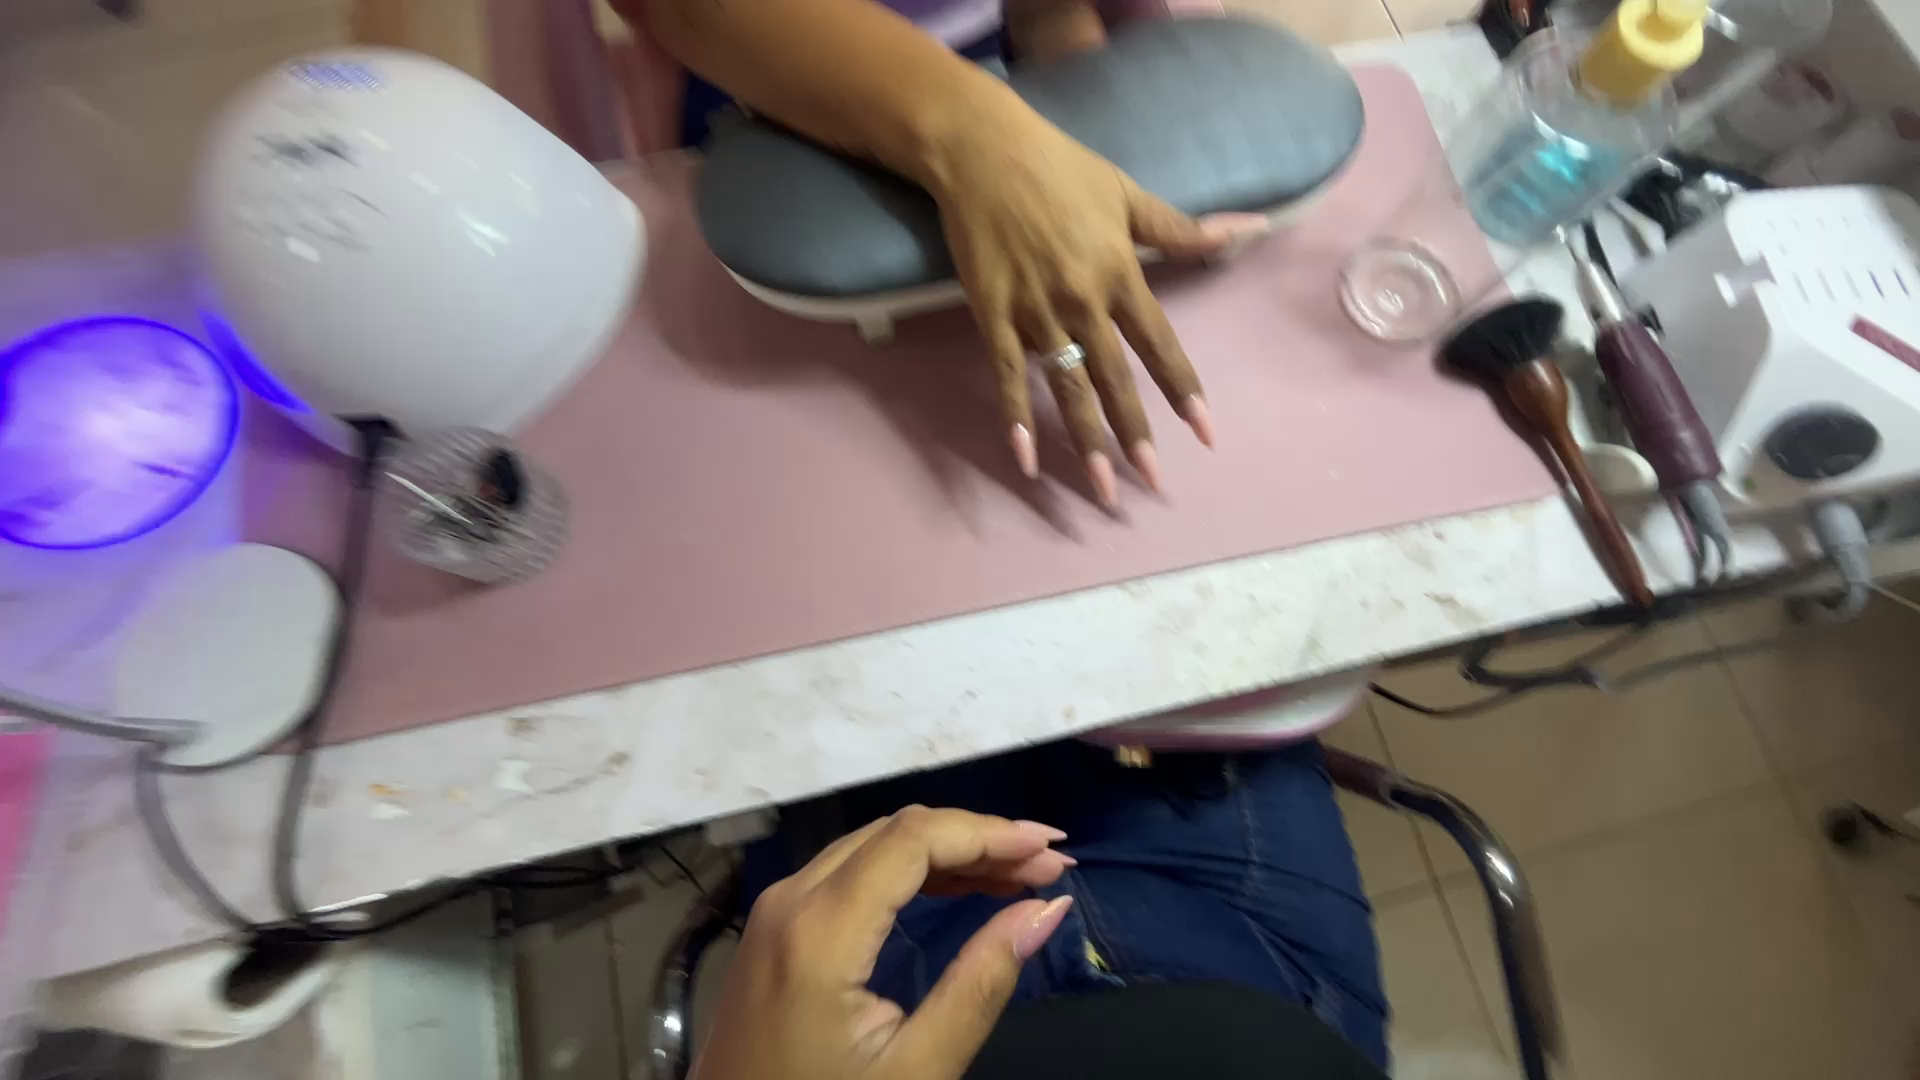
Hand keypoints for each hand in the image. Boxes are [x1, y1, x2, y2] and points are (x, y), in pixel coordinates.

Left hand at [690, 807, 1076, 1079]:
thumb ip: (981, 983)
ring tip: (1017, 873)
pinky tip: (959, 884)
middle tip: (1045, 864)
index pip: (915, 839)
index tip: (1049, 848)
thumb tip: (1047, 910)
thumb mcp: (914, 1072)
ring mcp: (781, 904)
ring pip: (878, 844)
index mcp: (821, 928)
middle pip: (898, 831)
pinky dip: (912, 869)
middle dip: (978, 838)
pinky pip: (855, 869)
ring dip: (949, 850)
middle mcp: (794, 894)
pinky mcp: (780, 921)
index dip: (988, 832)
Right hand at [925, 95, 1270, 506]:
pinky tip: (1025, 458)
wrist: (984, 151)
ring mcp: (1037, 314)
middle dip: (1136, 436)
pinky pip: (1006, 377)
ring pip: (1066, 388)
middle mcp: (1084, 302)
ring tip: (1101, 487)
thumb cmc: (1060, 169)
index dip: (1183, 391)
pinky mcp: (994, 317)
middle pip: (1116, 381)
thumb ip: (1182, 229)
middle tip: (1152, 484)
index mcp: (1120, 274)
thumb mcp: (1127, 193)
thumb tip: (1247, 232)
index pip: (1160, 345)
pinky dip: (1015, 417)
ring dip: (1085, 441)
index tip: (1204, 434)